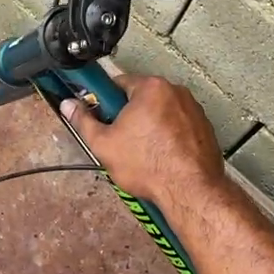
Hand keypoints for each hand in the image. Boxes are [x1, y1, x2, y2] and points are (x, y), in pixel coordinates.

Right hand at [59, 75, 226, 208]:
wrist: (188, 190)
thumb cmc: (150, 166)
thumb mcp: (103, 144)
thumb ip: (83, 121)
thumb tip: (70, 106)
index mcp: (150, 88)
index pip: (118, 83)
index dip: (104, 101)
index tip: (99, 114)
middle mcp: (175, 92)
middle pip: (141, 98)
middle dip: (127, 116)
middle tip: (118, 139)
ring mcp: (193, 109)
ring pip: (160, 112)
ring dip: (148, 127)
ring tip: (140, 152)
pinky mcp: (204, 127)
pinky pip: (178, 126)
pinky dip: (167, 137)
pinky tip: (159, 156)